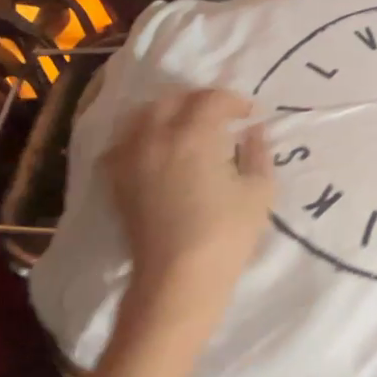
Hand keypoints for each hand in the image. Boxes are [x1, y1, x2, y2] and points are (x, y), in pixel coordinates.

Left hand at [102, 90, 273, 299]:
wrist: (179, 276)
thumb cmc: (227, 233)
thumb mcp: (259, 191)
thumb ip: (258, 153)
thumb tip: (254, 131)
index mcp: (194, 136)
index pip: (212, 100)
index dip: (234, 101)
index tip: (251, 114)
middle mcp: (155, 137)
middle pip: (172, 100)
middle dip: (199, 101)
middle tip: (221, 116)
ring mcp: (130, 157)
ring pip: (142, 116)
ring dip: (167, 113)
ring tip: (186, 128)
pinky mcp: (116, 180)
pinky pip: (123, 143)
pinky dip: (141, 137)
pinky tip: (156, 150)